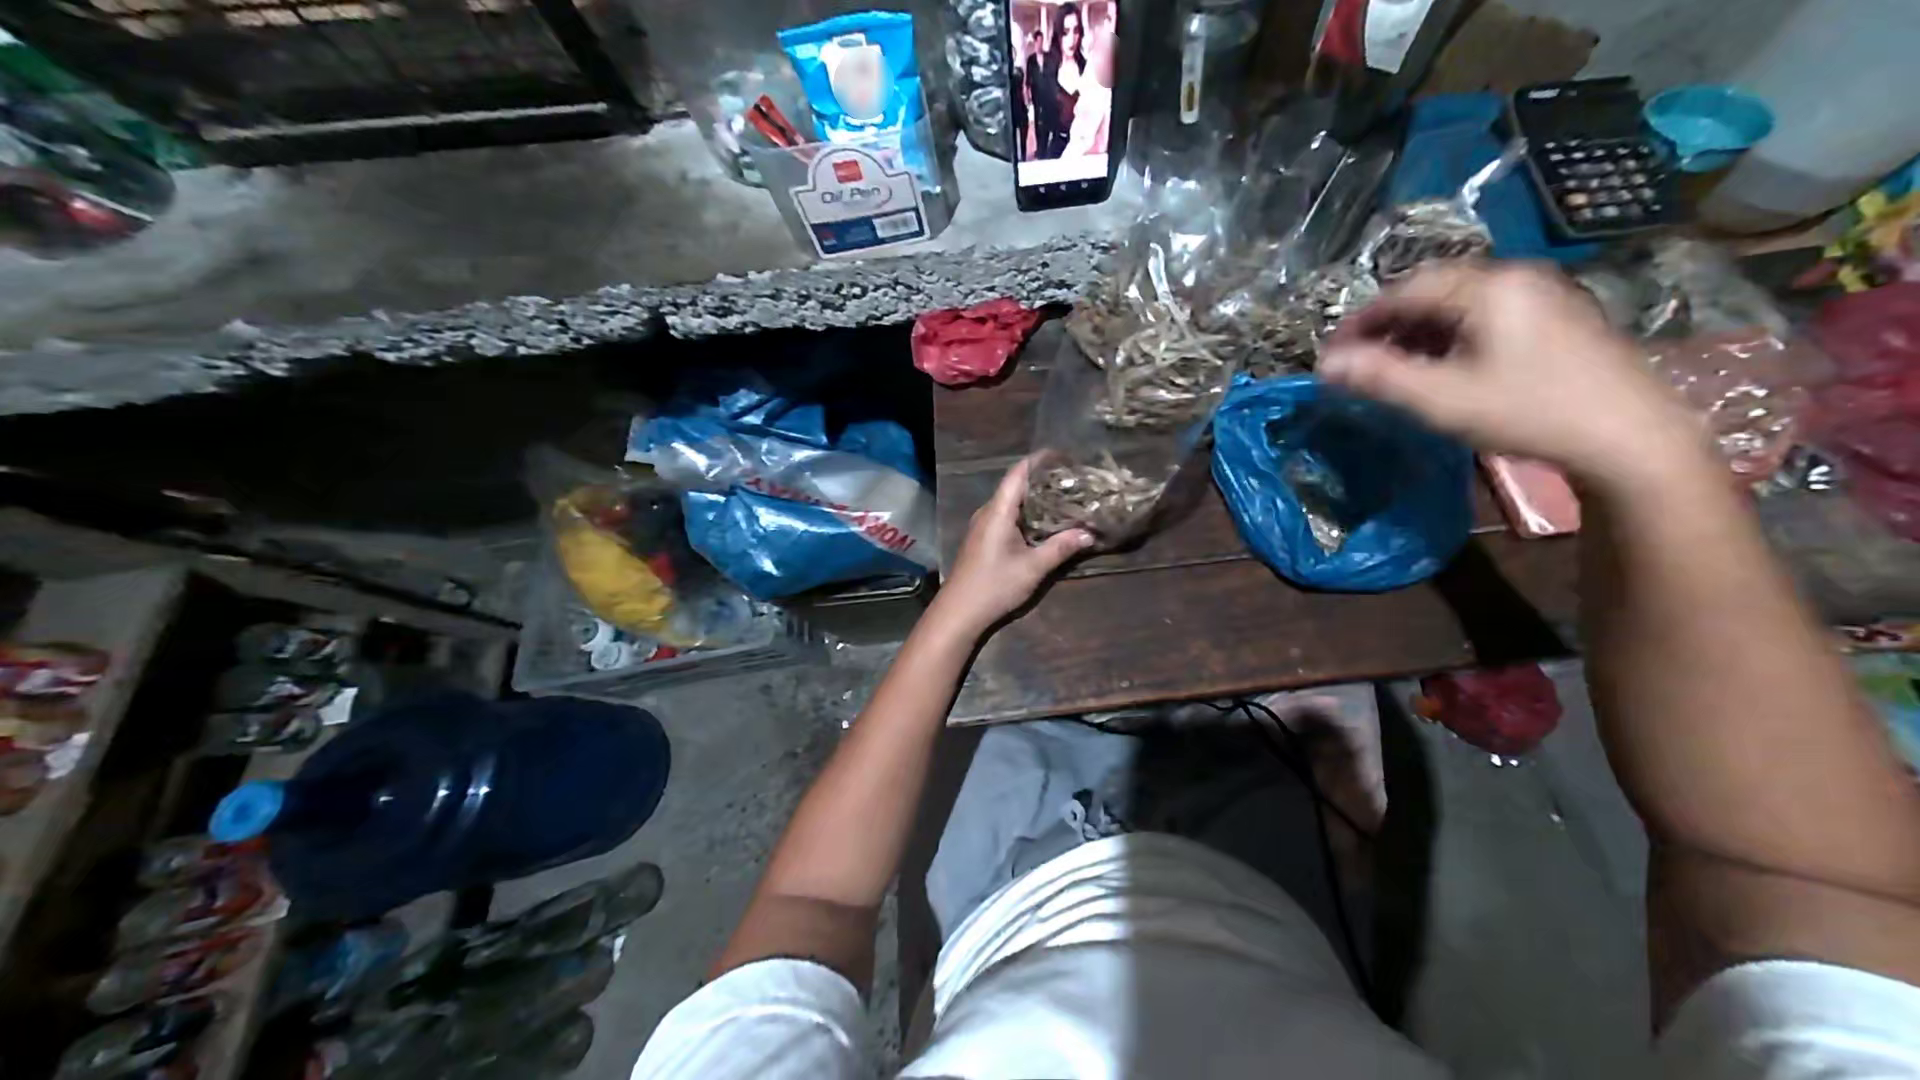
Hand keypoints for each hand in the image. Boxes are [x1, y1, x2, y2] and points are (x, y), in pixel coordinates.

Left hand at [932, 458, 1093, 636]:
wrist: (959, 612)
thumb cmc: (994, 585)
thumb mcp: (1033, 568)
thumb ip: (1061, 548)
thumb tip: (1090, 533)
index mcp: (998, 511)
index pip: (1018, 473)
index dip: (1040, 460)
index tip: (1064, 455)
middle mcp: (988, 512)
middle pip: (1016, 486)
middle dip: (1043, 480)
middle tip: (1073, 480)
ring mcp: (983, 526)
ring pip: (1012, 503)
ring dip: (1036, 499)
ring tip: (1065, 499)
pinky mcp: (983, 539)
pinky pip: (1007, 517)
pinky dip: (1027, 514)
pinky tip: (1044, 524)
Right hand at [1320, 262, 1710, 490]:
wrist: (1630, 435)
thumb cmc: (1529, 411)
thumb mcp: (1442, 399)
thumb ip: (1379, 378)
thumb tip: (1324, 365)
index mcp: (1487, 288)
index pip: (1405, 290)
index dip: (1361, 320)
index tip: (1332, 353)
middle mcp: (1515, 278)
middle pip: (1432, 289)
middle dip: (1387, 323)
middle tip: (1359, 359)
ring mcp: (1541, 294)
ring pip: (1459, 301)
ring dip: (1417, 329)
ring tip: (1392, 366)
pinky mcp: (1555, 317)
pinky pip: (1485, 313)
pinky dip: (1449, 333)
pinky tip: (1440, 364)